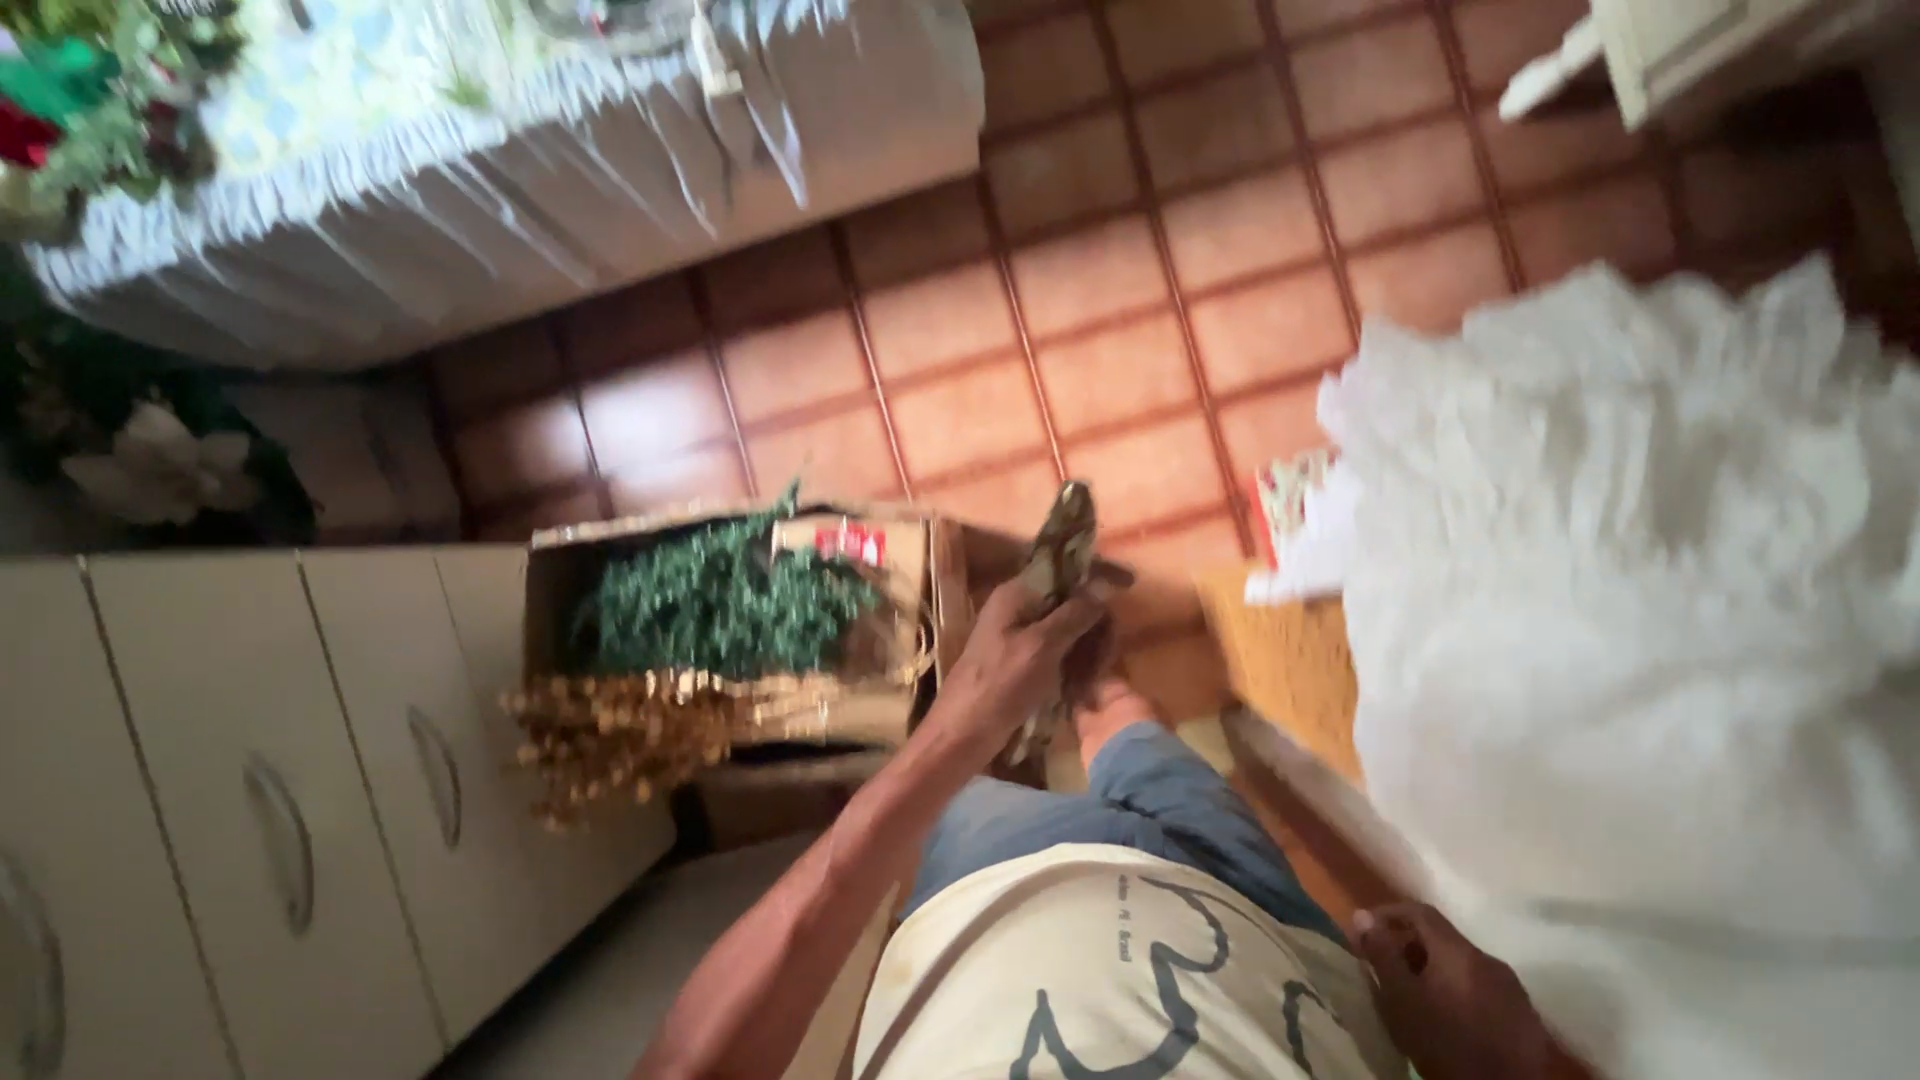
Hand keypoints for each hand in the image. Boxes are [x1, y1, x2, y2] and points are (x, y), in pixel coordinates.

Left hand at [928, 578, 1109, 752]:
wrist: (962, 733)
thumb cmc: (1000, 686)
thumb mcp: (1041, 647)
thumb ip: (1073, 613)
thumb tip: (1104, 583)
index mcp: (1017, 593)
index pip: (1064, 567)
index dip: (1097, 572)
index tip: (1131, 583)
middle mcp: (1018, 606)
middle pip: (1069, 597)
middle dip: (1096, 618)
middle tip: (1111, 649)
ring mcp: (1019, 633)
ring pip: (1067, 625)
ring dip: (1089, 643)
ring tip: (1099, 670)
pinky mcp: (1022, 659)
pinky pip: (1058, 648)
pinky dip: (1075, 659)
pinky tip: (1086, 681)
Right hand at [1351, 903, 1556, 1079]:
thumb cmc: (1444, 1045)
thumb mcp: (1401, 999)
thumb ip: (1382, 953)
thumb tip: (1363, 915)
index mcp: (1460, 952)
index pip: (1420, 912)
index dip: (1389, 914)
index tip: (1366, 932)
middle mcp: (1491, 962)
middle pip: (1443, 939)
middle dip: (1410, 947)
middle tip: (1386, 969)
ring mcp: (1514, 991)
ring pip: (1464, 965)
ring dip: (1435, 970)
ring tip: (1415, 996)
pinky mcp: (1526, 1019)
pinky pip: (1484, 989)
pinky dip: (1459, 991)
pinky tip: (1449, 1018)